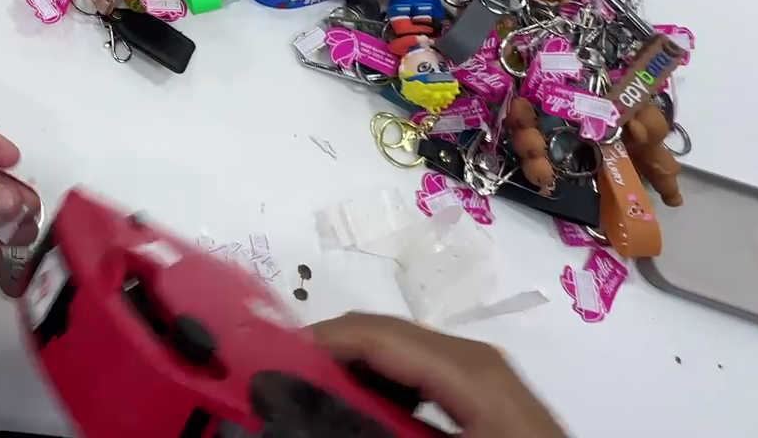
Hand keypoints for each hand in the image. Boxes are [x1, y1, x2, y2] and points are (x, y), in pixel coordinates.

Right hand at [310, 313, 566, 437]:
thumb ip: (363, 424)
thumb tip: (292, 401)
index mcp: (468, 367)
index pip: (372, 333)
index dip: (315, 342)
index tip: (269, 361)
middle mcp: (474, 355)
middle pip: (380, 333)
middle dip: (329, 355)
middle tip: (285, 380)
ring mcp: (484, 371)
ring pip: (397, 348)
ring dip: (354, 369)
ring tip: (318, 393)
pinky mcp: (488, 392)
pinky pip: (420, 370)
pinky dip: (385, 383)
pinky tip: (368, 407)